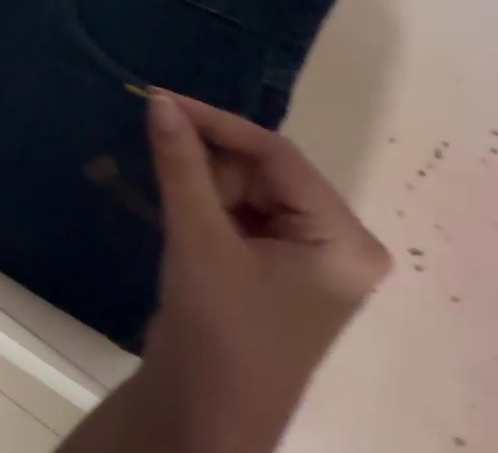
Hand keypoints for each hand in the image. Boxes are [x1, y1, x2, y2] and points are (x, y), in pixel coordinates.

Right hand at [137, 92, 390, 450]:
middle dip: (206, 163)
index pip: (278, 156)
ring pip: (242, 191)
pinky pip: (234, 215)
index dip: (216, 122)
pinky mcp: (268, 268)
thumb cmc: (219, 322)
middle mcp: (335, 242)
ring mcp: (302, 257)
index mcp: (344, 238)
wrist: (207, 402)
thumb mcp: (198, 237)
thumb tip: (158, 101)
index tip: (156, 98)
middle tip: (155, 159)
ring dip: (198, 184)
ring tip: (164, 200)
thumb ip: (180, 165)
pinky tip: (170, 207)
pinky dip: (198, 204)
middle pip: (261, 172)